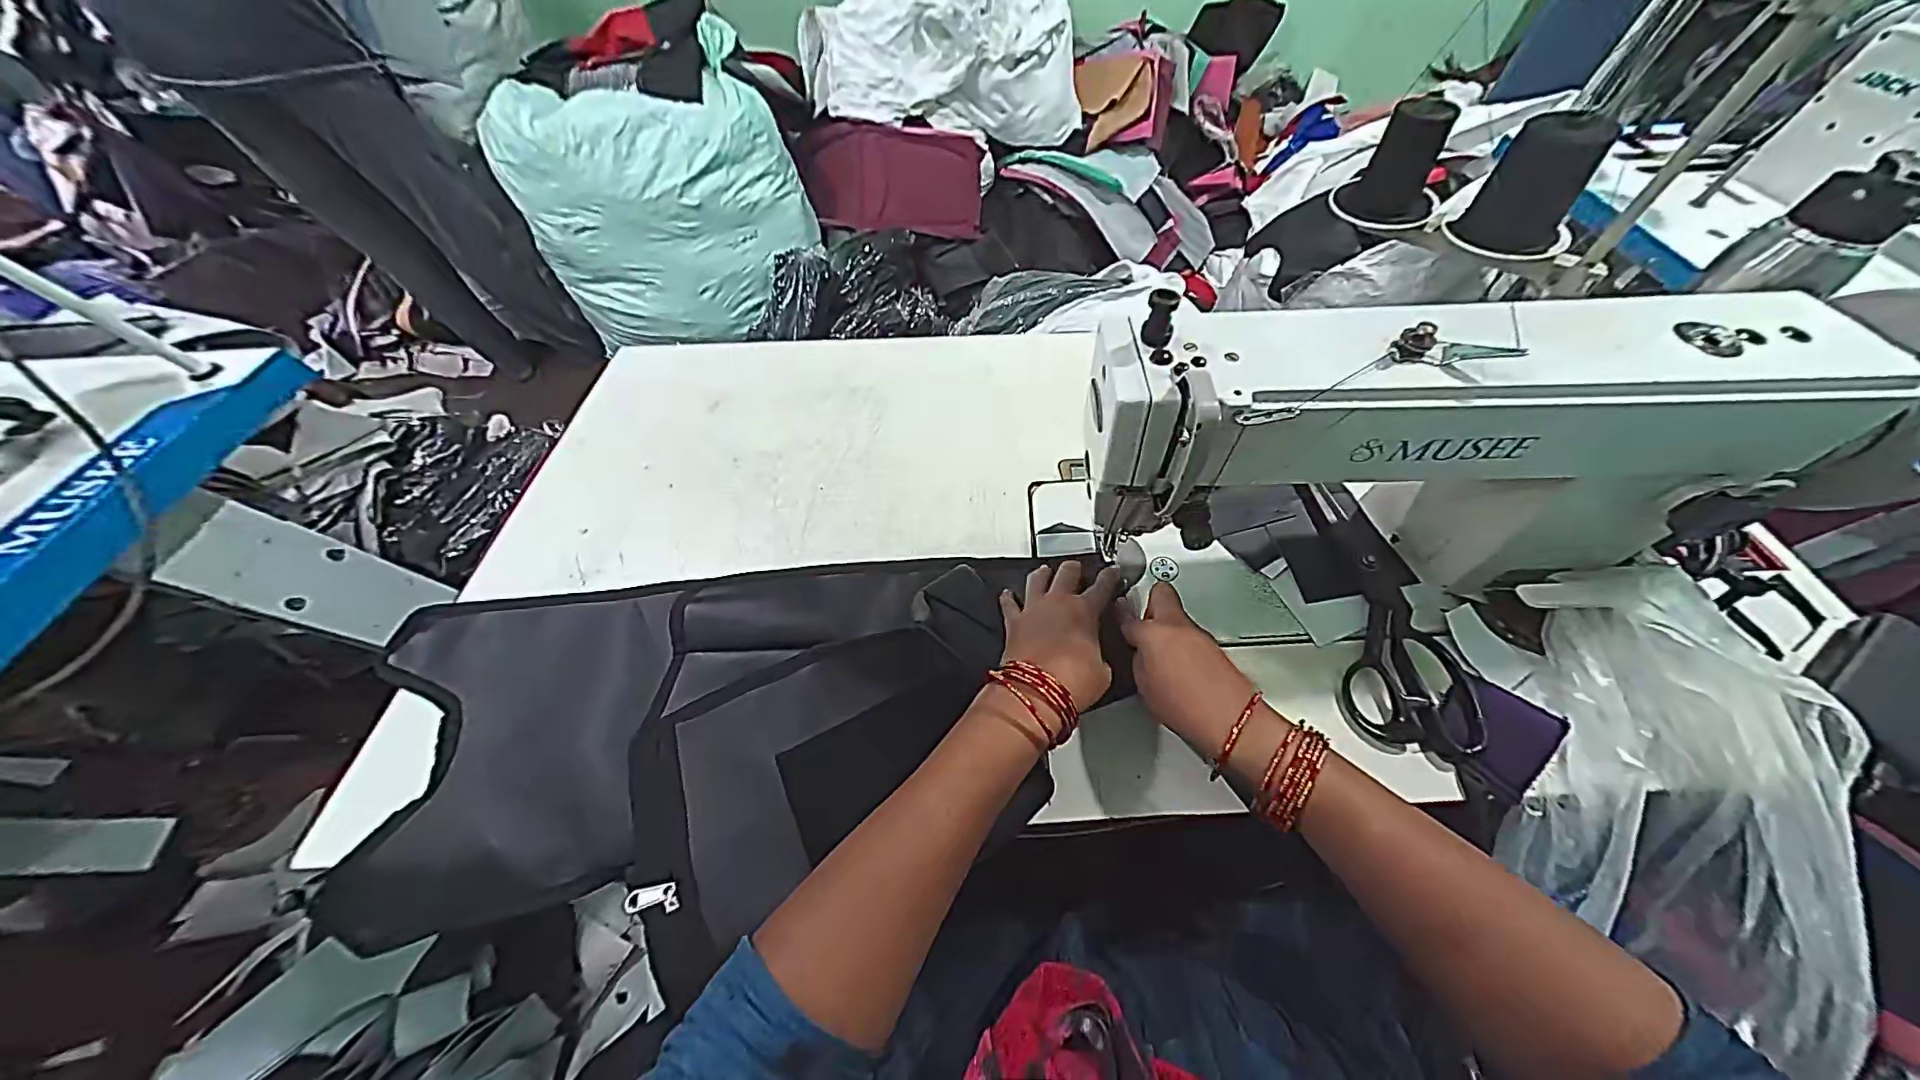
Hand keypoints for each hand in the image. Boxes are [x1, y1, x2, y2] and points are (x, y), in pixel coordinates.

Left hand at [999, 561, 1122, 710]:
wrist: (1035, 692)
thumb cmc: (1071, 682)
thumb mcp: (1103, 672)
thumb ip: (1101, 657)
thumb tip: (1098, 660)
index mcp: (1085, 611)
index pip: (1102, 586)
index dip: (1109, 576)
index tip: (1112, 572)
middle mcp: (1058, 603)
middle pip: (1067, 572)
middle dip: (1074, 568)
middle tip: (1077, 567)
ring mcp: (1033, 610)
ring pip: (1037, 579)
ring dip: (1043, 574)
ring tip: (1045, 570)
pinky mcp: (1013, 623)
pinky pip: (1009, 603)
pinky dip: (1008, 597)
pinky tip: (1007, 593)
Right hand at [1117, 583, 1258, 749]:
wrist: (1229, 719)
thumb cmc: (1188, 707)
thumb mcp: (1144, 685)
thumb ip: (1136, 657)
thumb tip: (1138, 650)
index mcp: (1154, 632)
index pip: (1129, 615)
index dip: (1121, 616)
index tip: (1118, 618)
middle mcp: (1179, 625)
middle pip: (1161, 593)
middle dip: (1148, 603)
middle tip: (1140, 622)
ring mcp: (1199, 633)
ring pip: (1177, 615)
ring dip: (1166, 626)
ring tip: (1159, 654)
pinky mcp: (1213, 645)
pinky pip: (1190, 634)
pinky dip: (1181, 642)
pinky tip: (1178, 666)